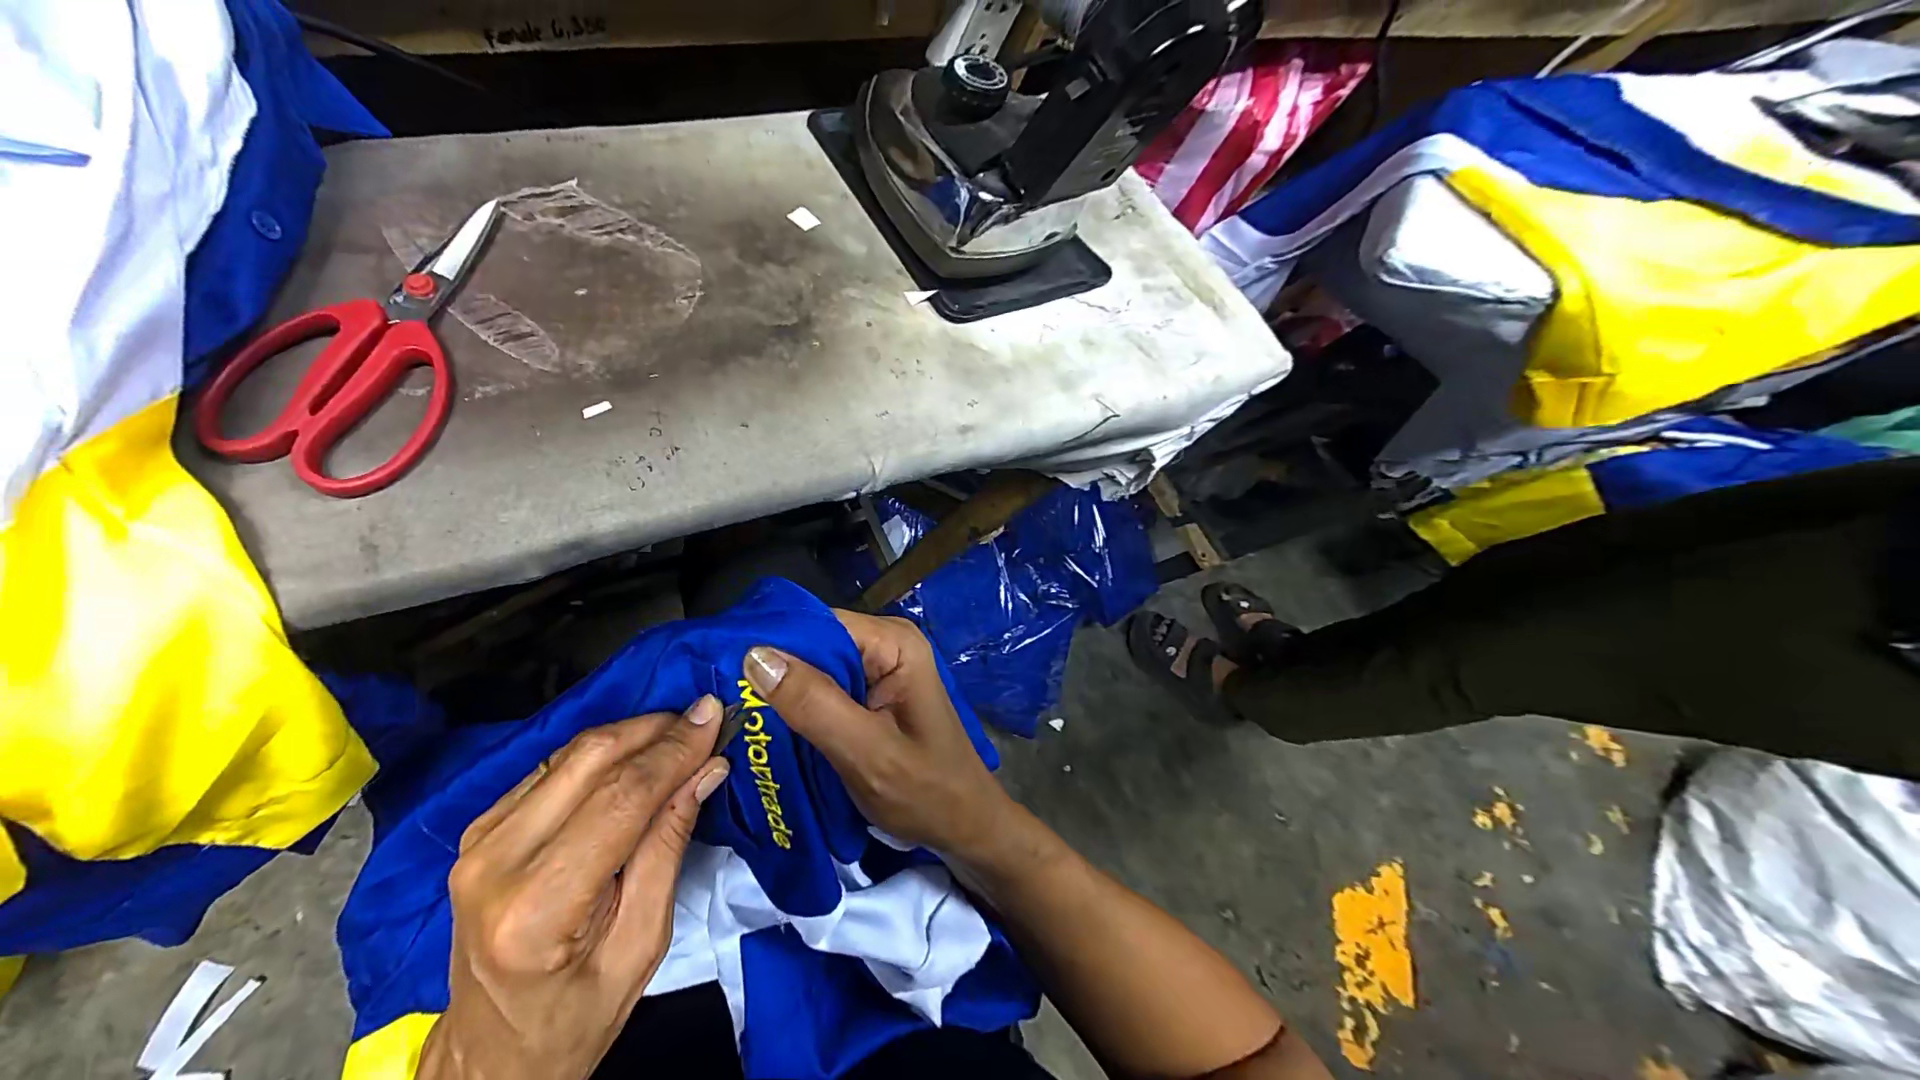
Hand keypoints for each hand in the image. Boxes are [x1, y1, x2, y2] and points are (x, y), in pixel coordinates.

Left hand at [417, 698, 731, 1079]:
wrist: (489, 1054)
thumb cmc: (576, 1015)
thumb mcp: (643, 943)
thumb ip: (669, 846)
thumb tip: (707, 769)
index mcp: (538, 907)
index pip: (621, 798)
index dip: (675, 750)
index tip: (716, 717)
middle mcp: (496, 862)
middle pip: (591, 760)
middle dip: (657, 729)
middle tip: (705, 717)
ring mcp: (479, 841)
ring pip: (571, 753)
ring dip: (633, 732)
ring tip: (682, 731)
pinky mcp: (481, 829)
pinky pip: (553, 767)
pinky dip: (603, 750)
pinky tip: (639, 752)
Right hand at [743, 611, 1015, 861]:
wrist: (963, 824)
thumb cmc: (926, 792)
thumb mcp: (867, 753)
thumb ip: (814, 704)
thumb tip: (754, 655)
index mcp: (894, 643)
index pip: (817, 625)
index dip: (770, 645)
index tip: (719, 672)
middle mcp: (886, 642)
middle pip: (813, 642)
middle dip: (770, 670)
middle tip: (719, 701)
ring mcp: (879, 666)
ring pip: (813, 666)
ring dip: (779, 691)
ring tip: (733, 714)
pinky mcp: (870, 690)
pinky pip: (823, 687)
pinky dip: (797, 705)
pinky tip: (767, 725)